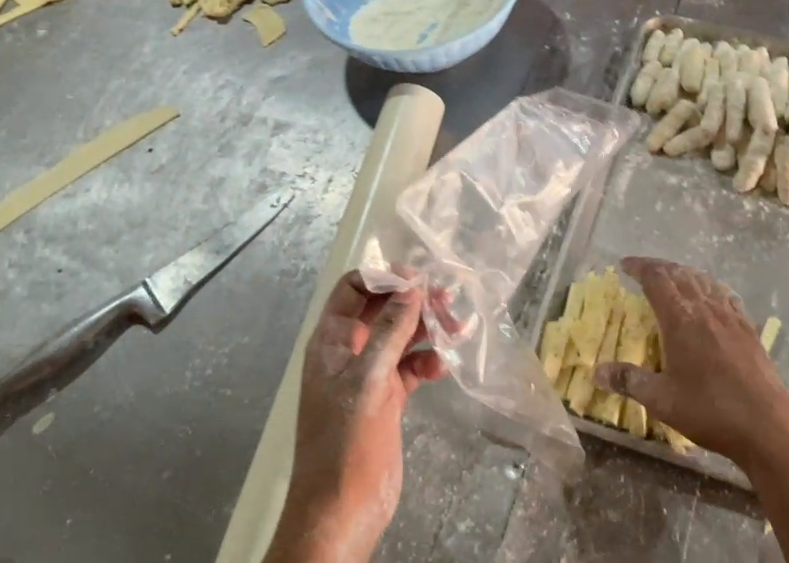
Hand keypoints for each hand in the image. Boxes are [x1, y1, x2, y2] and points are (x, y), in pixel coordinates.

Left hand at [271, 269, 444, 562]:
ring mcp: (370, 375)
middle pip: (384, 308)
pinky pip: (413, 365)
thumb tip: (412, 286)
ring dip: (428, 329)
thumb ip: (389, 330)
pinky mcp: (389, 397)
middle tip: (448, 303)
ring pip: (402, 335)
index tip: (419, 280)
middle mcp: (350, 351)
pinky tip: (443, 367)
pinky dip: (429, 360)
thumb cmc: (344, 442)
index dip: (384, 278)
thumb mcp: (366, 380)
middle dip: (414, 301)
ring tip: (457, 332)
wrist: (341, 511)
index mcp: (331, 341)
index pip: (354, 288)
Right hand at [592, 256, 788, 468]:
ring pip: (703, 280)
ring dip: (683, 273)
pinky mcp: (747, 327)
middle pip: (680, 273)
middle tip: (643, 270)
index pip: (656, 279)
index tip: (625, 265)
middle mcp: (705, 308)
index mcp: (680, 319)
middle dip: (659, 267)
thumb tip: (597, 372)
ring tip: (672, 278)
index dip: (640, 267)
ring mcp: (730, 315)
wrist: (766, 422)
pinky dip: (709, 287)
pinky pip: (724, 294)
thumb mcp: (662, 400)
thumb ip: (630, 381)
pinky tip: (710, 297)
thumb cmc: (710, 409)